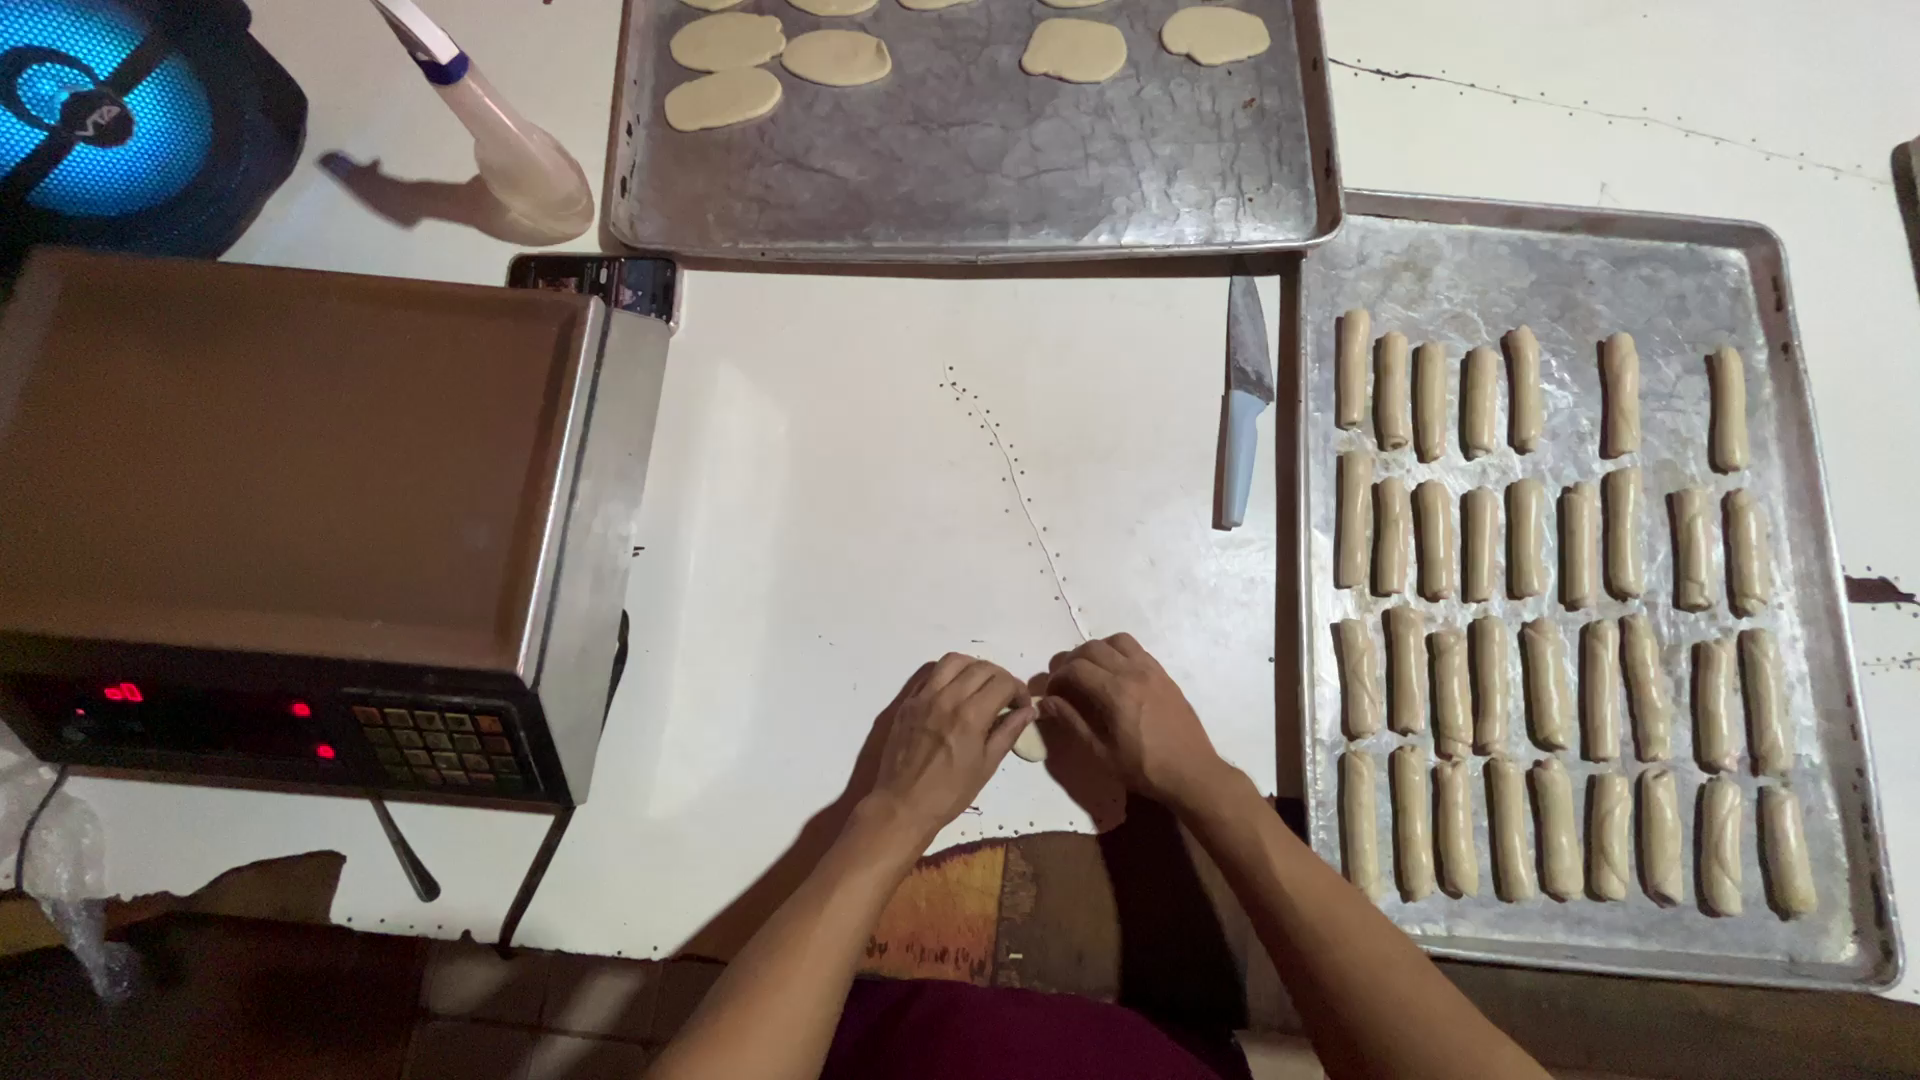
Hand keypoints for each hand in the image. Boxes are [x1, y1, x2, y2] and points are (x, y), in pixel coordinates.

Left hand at [861, 653, 1034, 849]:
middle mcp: (947, 698)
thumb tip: (1028, 711)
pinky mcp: (908, 702)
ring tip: (980, 685)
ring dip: (973, 667)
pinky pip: (930, 674)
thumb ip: (1008, 732)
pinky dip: (948, 674)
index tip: (1020, 705)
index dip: (1018, 689)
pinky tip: (954, 690)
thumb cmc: (950, 792)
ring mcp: (924, 697)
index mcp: (970, 716)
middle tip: (1004, 696)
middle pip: (982, 667)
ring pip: (954, 660)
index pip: (1003, 682)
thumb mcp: (987, 766)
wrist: (903, 804)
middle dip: (1000, 677)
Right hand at [1040, 633, 1231, 810]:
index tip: (1051, 694)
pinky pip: (1136, 649)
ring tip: (1089, 672)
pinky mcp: (1164, 674)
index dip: (1057, 678)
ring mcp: (1152, 670)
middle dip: (1071, 661)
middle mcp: (1133, 673)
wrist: (1192, 773)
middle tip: (1065, 682)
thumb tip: (1046, 703)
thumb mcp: (1101, 753)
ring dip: (1096, 650)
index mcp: (1116, 693)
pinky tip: (1115, 674)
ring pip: (1116, 641)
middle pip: (1092, 648)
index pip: (1075, 669)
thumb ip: (1072, 722)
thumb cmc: (1145, 769)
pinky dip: (1118, 653)